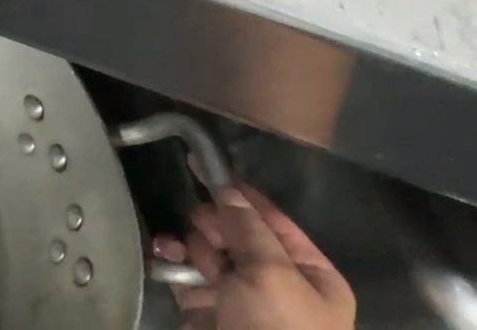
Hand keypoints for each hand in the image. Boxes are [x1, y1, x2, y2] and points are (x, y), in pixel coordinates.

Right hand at [155, 183, 354, 329]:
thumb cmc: (278, 328)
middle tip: (209, 237)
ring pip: (204, 247)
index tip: (200, 164)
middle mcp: (275, 280)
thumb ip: (247, 227)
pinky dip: (173, 259)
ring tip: (189, 259)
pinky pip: (184, 268)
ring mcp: (239, 293)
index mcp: (308, 273)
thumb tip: (228, 189)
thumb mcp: (271, 273)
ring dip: (192, 246)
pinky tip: (168, 257)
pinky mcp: (206, 303)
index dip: (238, 192)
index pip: (271, 219)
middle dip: (212, 227)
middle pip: (232, 230)